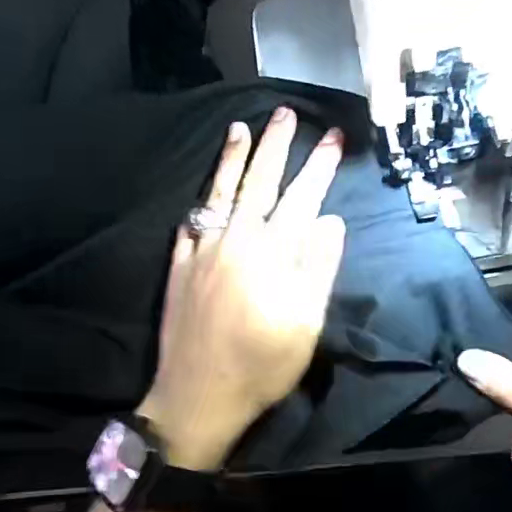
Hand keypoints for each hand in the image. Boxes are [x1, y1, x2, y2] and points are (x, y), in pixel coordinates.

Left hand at [139, 107, 346, 470]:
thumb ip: (318, 267)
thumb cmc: (262, 366)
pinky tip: (203, 196)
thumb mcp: (306, 324)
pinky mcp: (179, 268)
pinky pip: (190, 224)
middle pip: (258, 184)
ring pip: (220, 194)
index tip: (333, 138)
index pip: (301, 199)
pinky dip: (200, 204)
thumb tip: (330, 220)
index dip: (318, 167)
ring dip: (232, 159)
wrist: (198, 397)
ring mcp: (202, 252)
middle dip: (275, 147)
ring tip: (240, 127)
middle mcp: (235, 241)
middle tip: (286, 113)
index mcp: (271, 253)